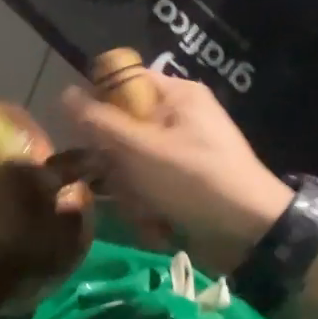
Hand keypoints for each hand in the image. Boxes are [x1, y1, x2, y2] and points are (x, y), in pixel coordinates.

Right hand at [62, 71, 291, 273]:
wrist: (253, 236)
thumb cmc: (197, 180)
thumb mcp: (142, 149)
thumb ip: (100, 122)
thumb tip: (64, 93)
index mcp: (177, 95)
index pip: (124, 82)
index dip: (99, 104)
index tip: (86, 135)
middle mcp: (179, 117)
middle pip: (123, 126)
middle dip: (115, 161)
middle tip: (116, 181)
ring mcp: (183, 152)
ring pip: (131, 161)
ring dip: (129, 190)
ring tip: (143, 209)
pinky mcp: (184, 183)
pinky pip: (148, 184)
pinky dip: (146, 205)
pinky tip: (154, 225)